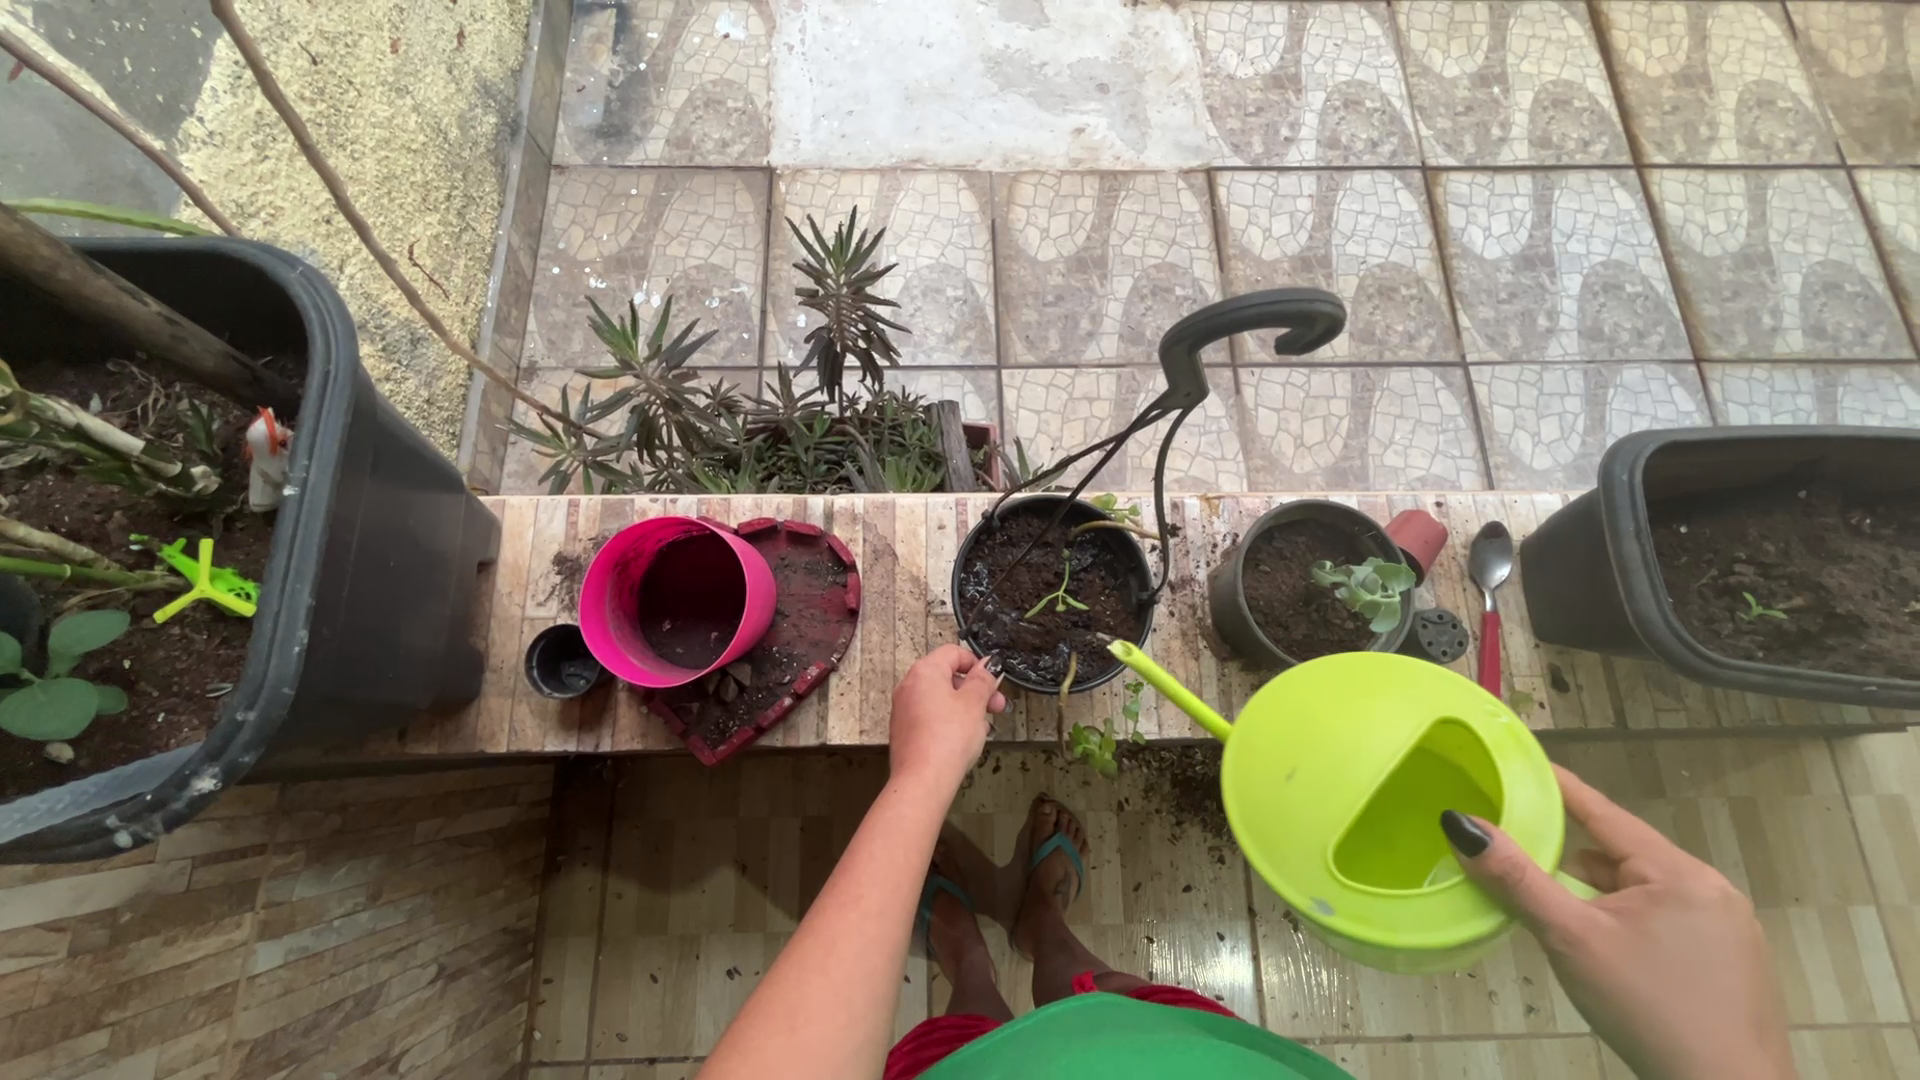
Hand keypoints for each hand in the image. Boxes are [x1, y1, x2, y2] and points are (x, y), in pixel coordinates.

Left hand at [888, 645, 1004, 787]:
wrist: (923, 780)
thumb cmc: (947, 739)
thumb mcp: (975, 703)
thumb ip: (983, 680)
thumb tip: (987, 665)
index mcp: (925, 671)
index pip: (953, 652)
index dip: (977, 664)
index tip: (993, 680)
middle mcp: (909, 686)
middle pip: (947, 676)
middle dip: (975, 689)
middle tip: (995, 705)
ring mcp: (904, 709)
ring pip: (941, 699)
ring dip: (965, 707)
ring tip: (983, 727)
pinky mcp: (905, 731)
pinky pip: (932, 717)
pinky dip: (950, 722)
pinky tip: (965, 739)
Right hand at [1443, 766, 1795, 1079]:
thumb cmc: (1647, 1008)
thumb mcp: (1570, 938)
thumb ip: (1515, 876)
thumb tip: (1459, 821)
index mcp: (1678, 873)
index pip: (1601, 811)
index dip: (1555, 784)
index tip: (1514, 761)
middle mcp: (1710, 889)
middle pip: (1615, 851)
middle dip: (1567, 859)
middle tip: (1522, 870)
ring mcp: (1726, 927)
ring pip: (1634, 886)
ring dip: (1592, 892)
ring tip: (1559, 920)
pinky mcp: (1727, 961)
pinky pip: (1656, 914)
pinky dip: (1618, 917)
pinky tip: (1601, 948)